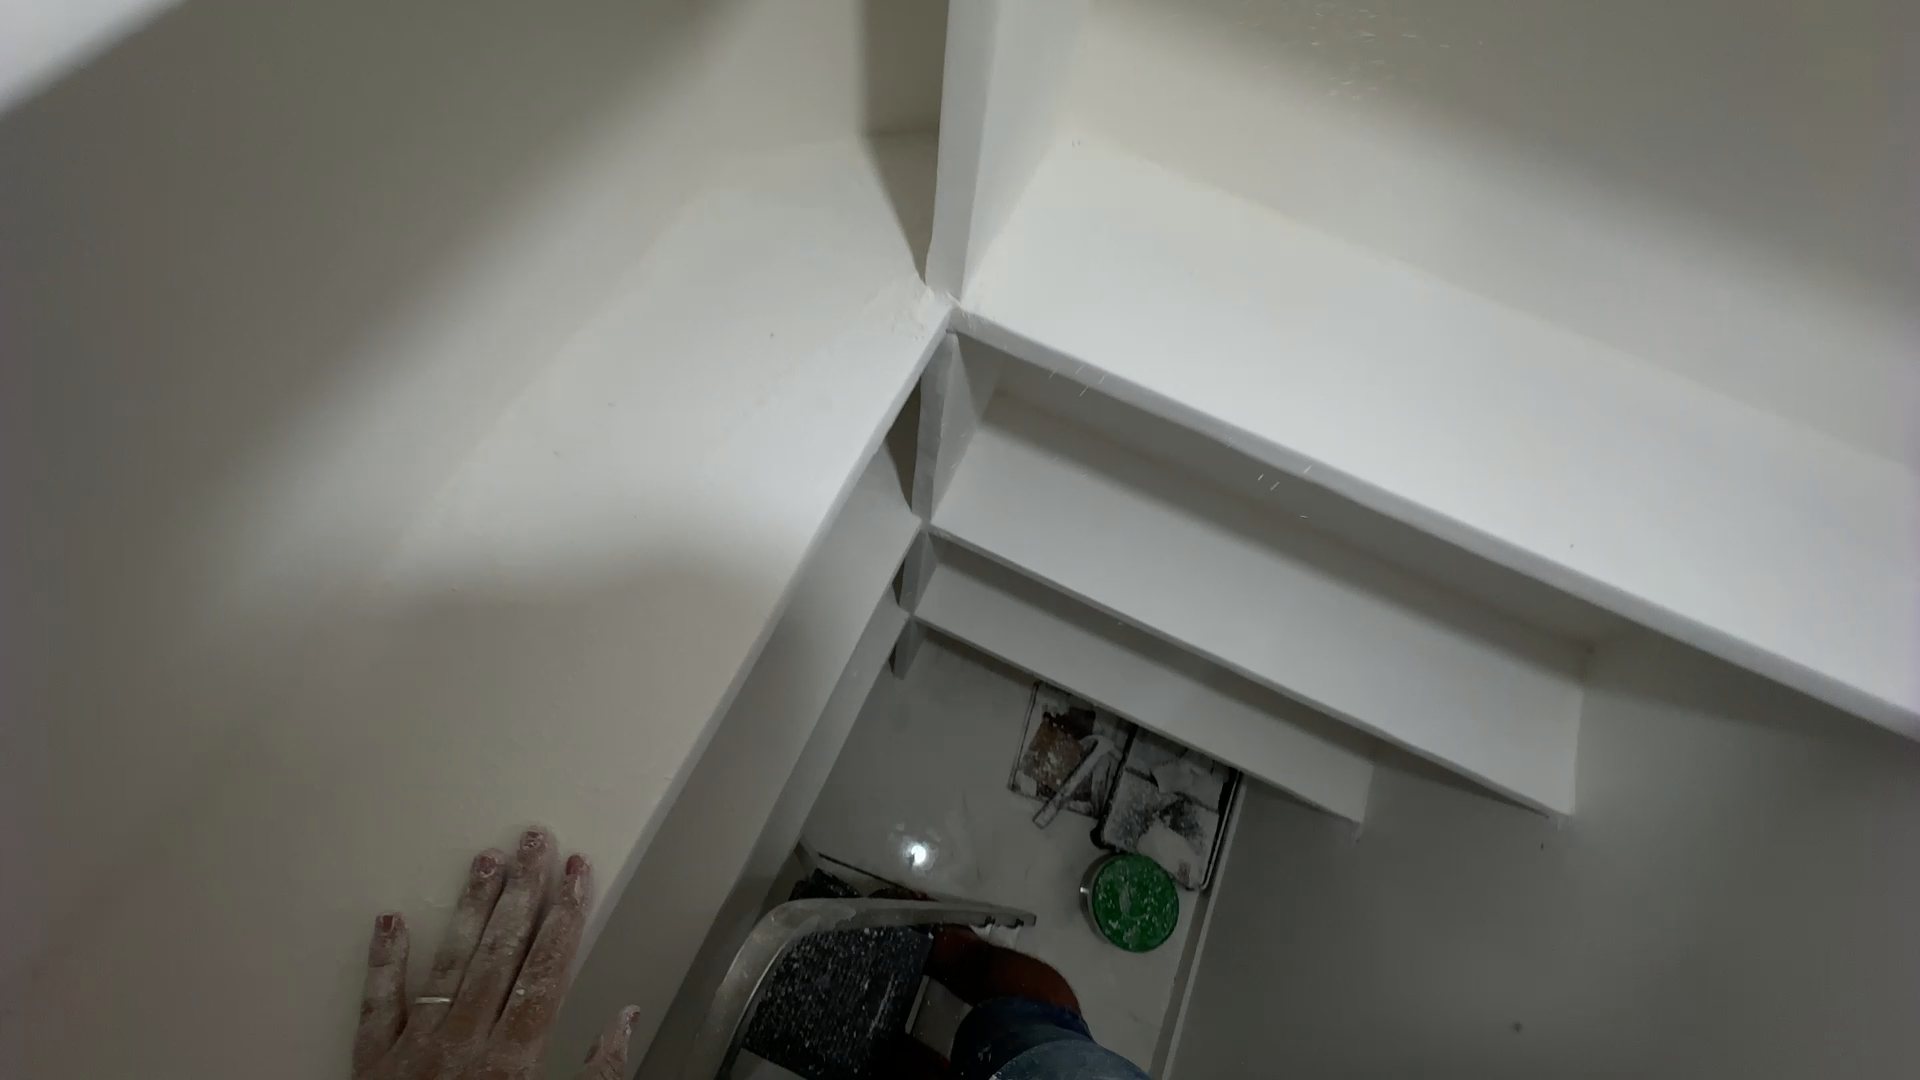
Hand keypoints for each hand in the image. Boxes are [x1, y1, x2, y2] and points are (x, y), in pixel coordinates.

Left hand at [352, 827, 636, 1079]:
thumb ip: (599, 1076)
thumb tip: (626, 1017)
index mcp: (513, 1059)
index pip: (548, 967)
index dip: (568, 914)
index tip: (579, 869)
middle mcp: (463, 1044)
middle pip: (500, 951)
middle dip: (523, 890)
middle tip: (534, 839)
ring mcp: (412, 1053)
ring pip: (447, 965)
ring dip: (468, 908)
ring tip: (484, 860)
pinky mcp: (368, 1069)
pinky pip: (374, 1009)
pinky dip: (381, 965)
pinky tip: (388, 920)